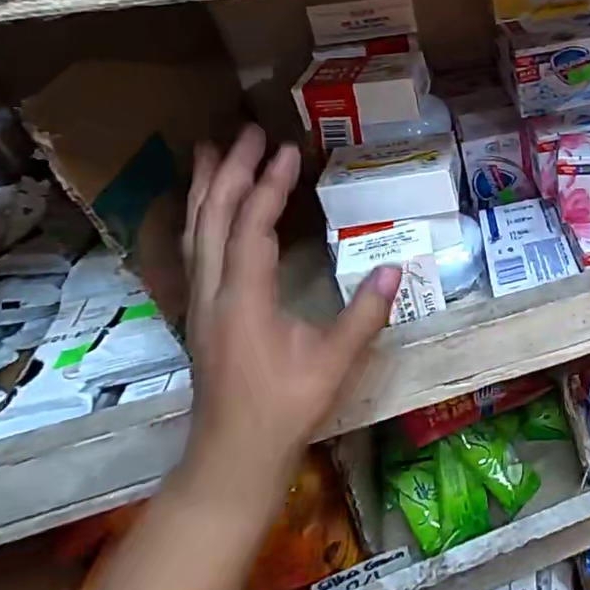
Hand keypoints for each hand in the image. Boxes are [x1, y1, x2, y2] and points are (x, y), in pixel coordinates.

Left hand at [174, 125, 399, 513]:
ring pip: (195, 232)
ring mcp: (201, 301)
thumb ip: (363, 316)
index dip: (270, 186)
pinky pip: (195, 248)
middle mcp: (213, 293)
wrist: (231, 458)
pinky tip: (208, 204)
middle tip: (249, 131)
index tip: (291, 150)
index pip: (252, 229)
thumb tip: (395, 268)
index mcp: (244, 301)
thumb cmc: (284, 410)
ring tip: (214, 149)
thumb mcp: (332, 365)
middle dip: (231, 171)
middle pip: (213, 219)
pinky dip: (200, 215)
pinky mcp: (201, 310)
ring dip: (206, 187)